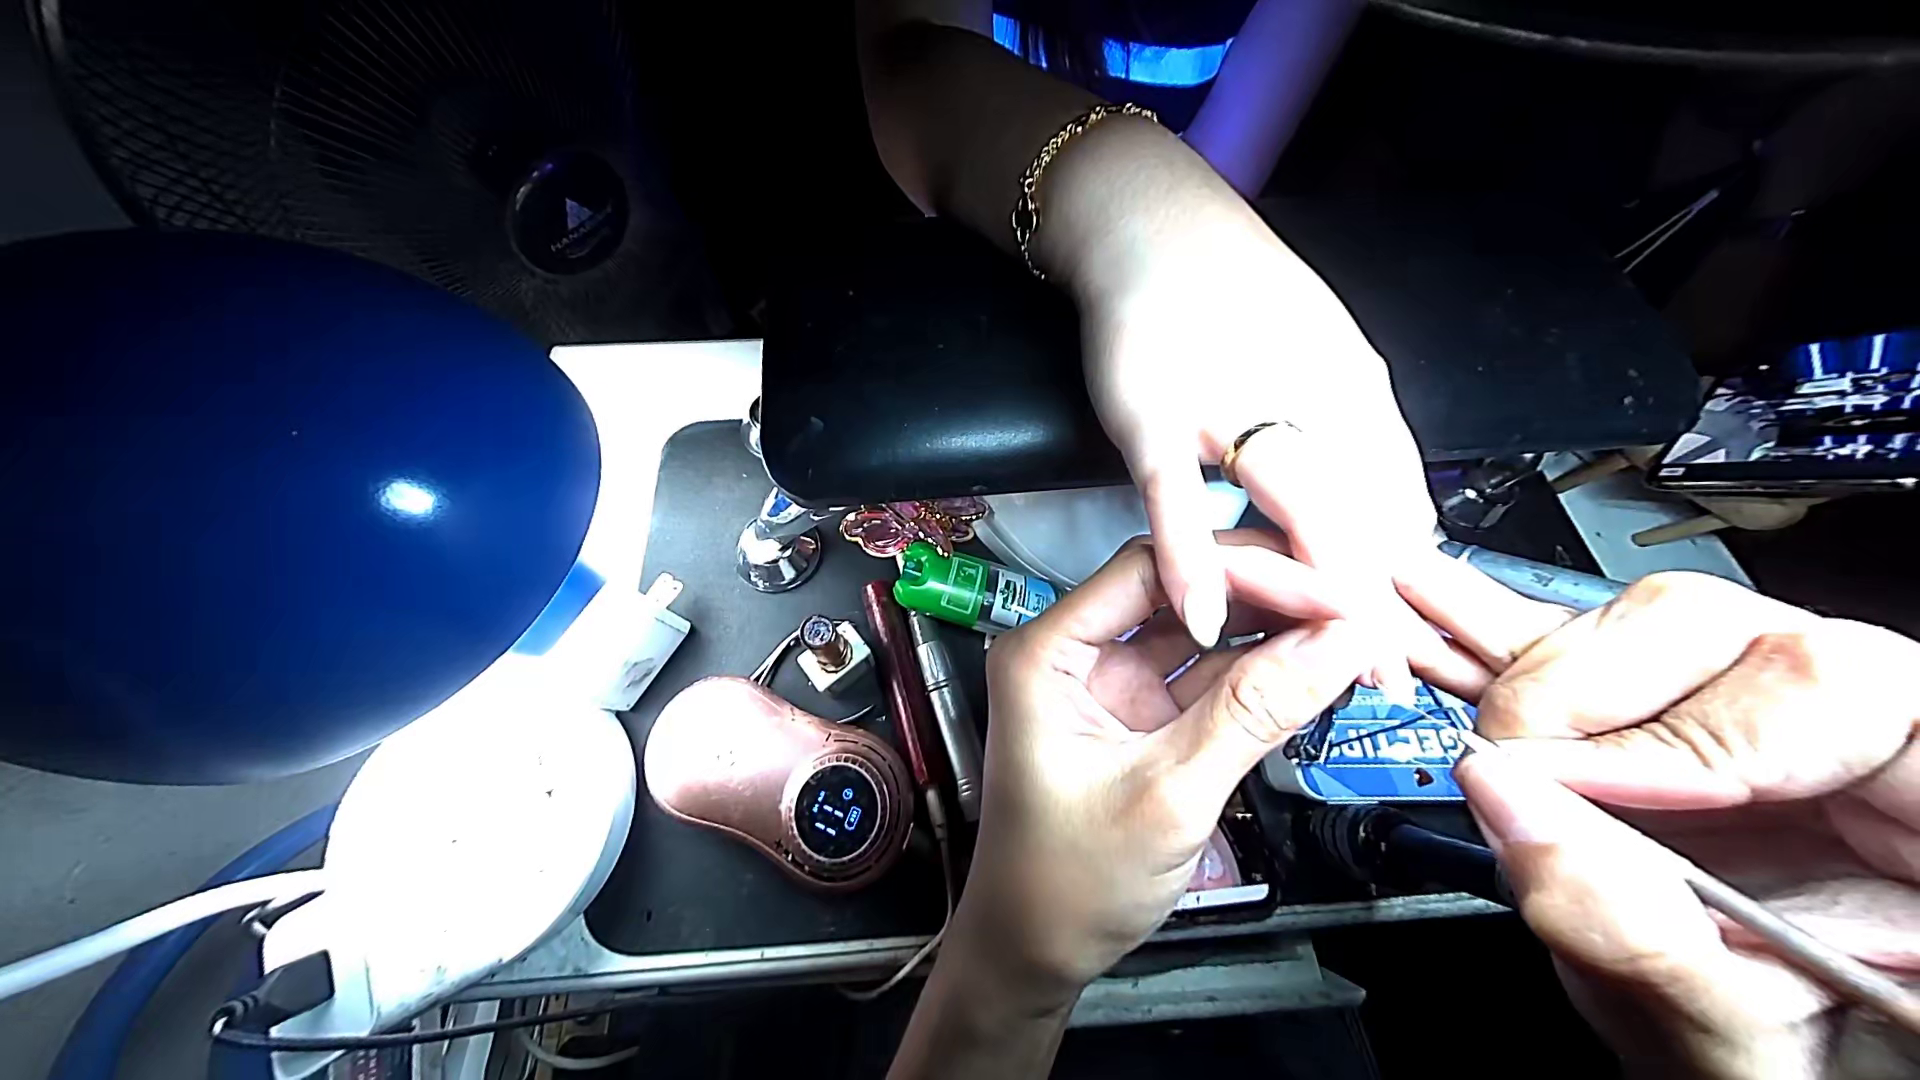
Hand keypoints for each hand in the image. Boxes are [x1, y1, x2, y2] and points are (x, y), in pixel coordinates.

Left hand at [953, 531, 1369, 1000]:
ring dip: (1271, 628)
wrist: (1038, 946)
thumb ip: (1251, 714)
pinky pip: (1204, 672)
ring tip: (1349, 631)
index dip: (1235, 569)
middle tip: (1350, 603)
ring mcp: (1109, 678)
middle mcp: (1074, 649)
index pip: (1147, 571)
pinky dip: (1258, 671)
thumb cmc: (1069, 879)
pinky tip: (1314, 665)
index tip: (1321, 587)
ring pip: (1199, 627)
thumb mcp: (1166, 795)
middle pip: (1177, 590)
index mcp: (1047, 652)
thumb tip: (1338, 644)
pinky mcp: (1139, 709)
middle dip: (1263, 593)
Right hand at [1034, 119, 1434, 687]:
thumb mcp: (1315, 352)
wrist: (1155, 228)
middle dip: (1390, 603)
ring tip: (1339, 667)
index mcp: (1355, 389)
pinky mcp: (1156, 419)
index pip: (1402, 499)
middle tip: (1405, 679)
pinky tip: (1203, 615)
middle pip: (1367, 516)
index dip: (1416, 575)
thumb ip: (1350, 430)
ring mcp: (1228, 410)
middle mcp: (1311, 401)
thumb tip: (1385, 509)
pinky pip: (1179, 501)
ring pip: (1296, 511)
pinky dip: (1192, 561)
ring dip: (1323, 594)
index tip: (1425, 636)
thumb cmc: (1229, 294)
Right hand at [1398, 553, 1919, 1077]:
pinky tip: (1427, 604)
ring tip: (1427, 651)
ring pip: (1622, 624)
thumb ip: (1635, 930)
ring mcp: (1744, 716)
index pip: (1833, 689)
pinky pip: (1563, 648)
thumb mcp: (1737, 1045)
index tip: (1563, 784)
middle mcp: (1863, 743)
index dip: (1682, 731)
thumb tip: (1507, 796)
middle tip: (1504, 757)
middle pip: (1708, 627)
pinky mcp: (1649, 714)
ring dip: (1512, 656)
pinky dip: (1486, 635)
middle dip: (1571, 689)